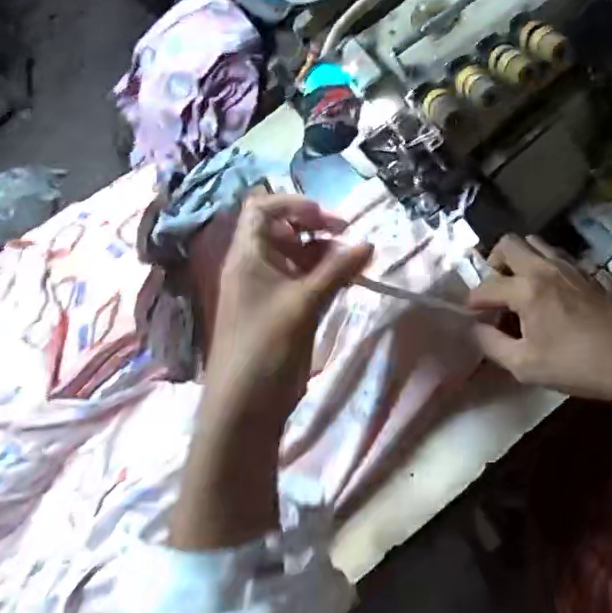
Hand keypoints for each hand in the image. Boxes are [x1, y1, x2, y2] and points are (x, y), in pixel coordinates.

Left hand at [194, 193, 370, 433]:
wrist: (243, 407)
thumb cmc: (266, 346)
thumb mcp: (305, 303)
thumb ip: (337, 270)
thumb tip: (368, 243)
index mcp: (247, 256)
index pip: (262, 208)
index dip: (294, 205)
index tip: (327, 221)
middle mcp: (253, 266)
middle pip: (281, 229)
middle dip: (316, 228)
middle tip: (348, 239)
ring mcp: (265, 289)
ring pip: (295, 255)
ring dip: (324, 253)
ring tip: (353, 264)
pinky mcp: (278, 310)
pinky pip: (300, 279)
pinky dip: (322, 276)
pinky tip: (345, 283)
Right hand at [467, 235, 611, 427]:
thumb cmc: (575, 366)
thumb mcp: (524, 365)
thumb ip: (492, 344)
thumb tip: (475, 329)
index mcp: (526, 289)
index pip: (487, 286)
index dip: (472, 301)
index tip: (470, 314)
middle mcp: (546, 268)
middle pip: (509, 243)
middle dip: (494, 262)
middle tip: (496, 290)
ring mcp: (571, 266)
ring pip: (537, 244)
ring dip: (522, 259)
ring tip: (521, 288)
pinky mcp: (591, 273)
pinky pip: (560, 257)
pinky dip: (548, 267)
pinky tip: (553, 293)